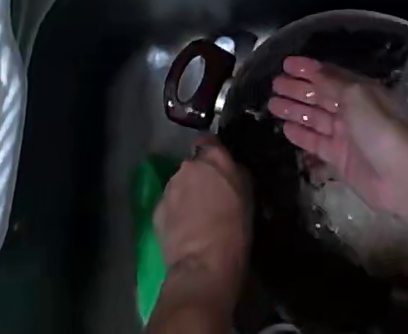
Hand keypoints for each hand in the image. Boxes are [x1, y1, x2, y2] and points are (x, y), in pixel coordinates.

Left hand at [154, 137, 250, 304]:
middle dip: (200, 177)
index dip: (213, 152)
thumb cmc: (235, 233)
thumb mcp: (249, 198)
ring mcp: (170, 185)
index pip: (209, 140)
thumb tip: (233, 168)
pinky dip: (176, 212)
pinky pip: (169, 204)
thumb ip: (238, 174)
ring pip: (180, 184)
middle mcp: (188, 165)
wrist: (204, 267)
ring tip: (197, 219)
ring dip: (187, 194)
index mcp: (214, 158)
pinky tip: (185, 231)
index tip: (218, 168)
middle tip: (211, 198)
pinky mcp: (158, 207)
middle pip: (194, 165)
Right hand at [267, 55, 407, 215]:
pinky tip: (285, 129)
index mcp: (360, 92)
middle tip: (274, 84)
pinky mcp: (341, 160)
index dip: (308, 69)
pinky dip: (301, 135)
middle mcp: (353, 111)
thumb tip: (313, 70)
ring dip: (294, 110)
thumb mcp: (356, 95)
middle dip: (297, 89)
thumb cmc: (380, 128)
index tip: (285, 63)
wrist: (404, 178)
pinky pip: (316, 143)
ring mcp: (346, 136)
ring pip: (314, 119)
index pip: (329, 76)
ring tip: (272, 105)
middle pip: (320, 96)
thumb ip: (331, 82)